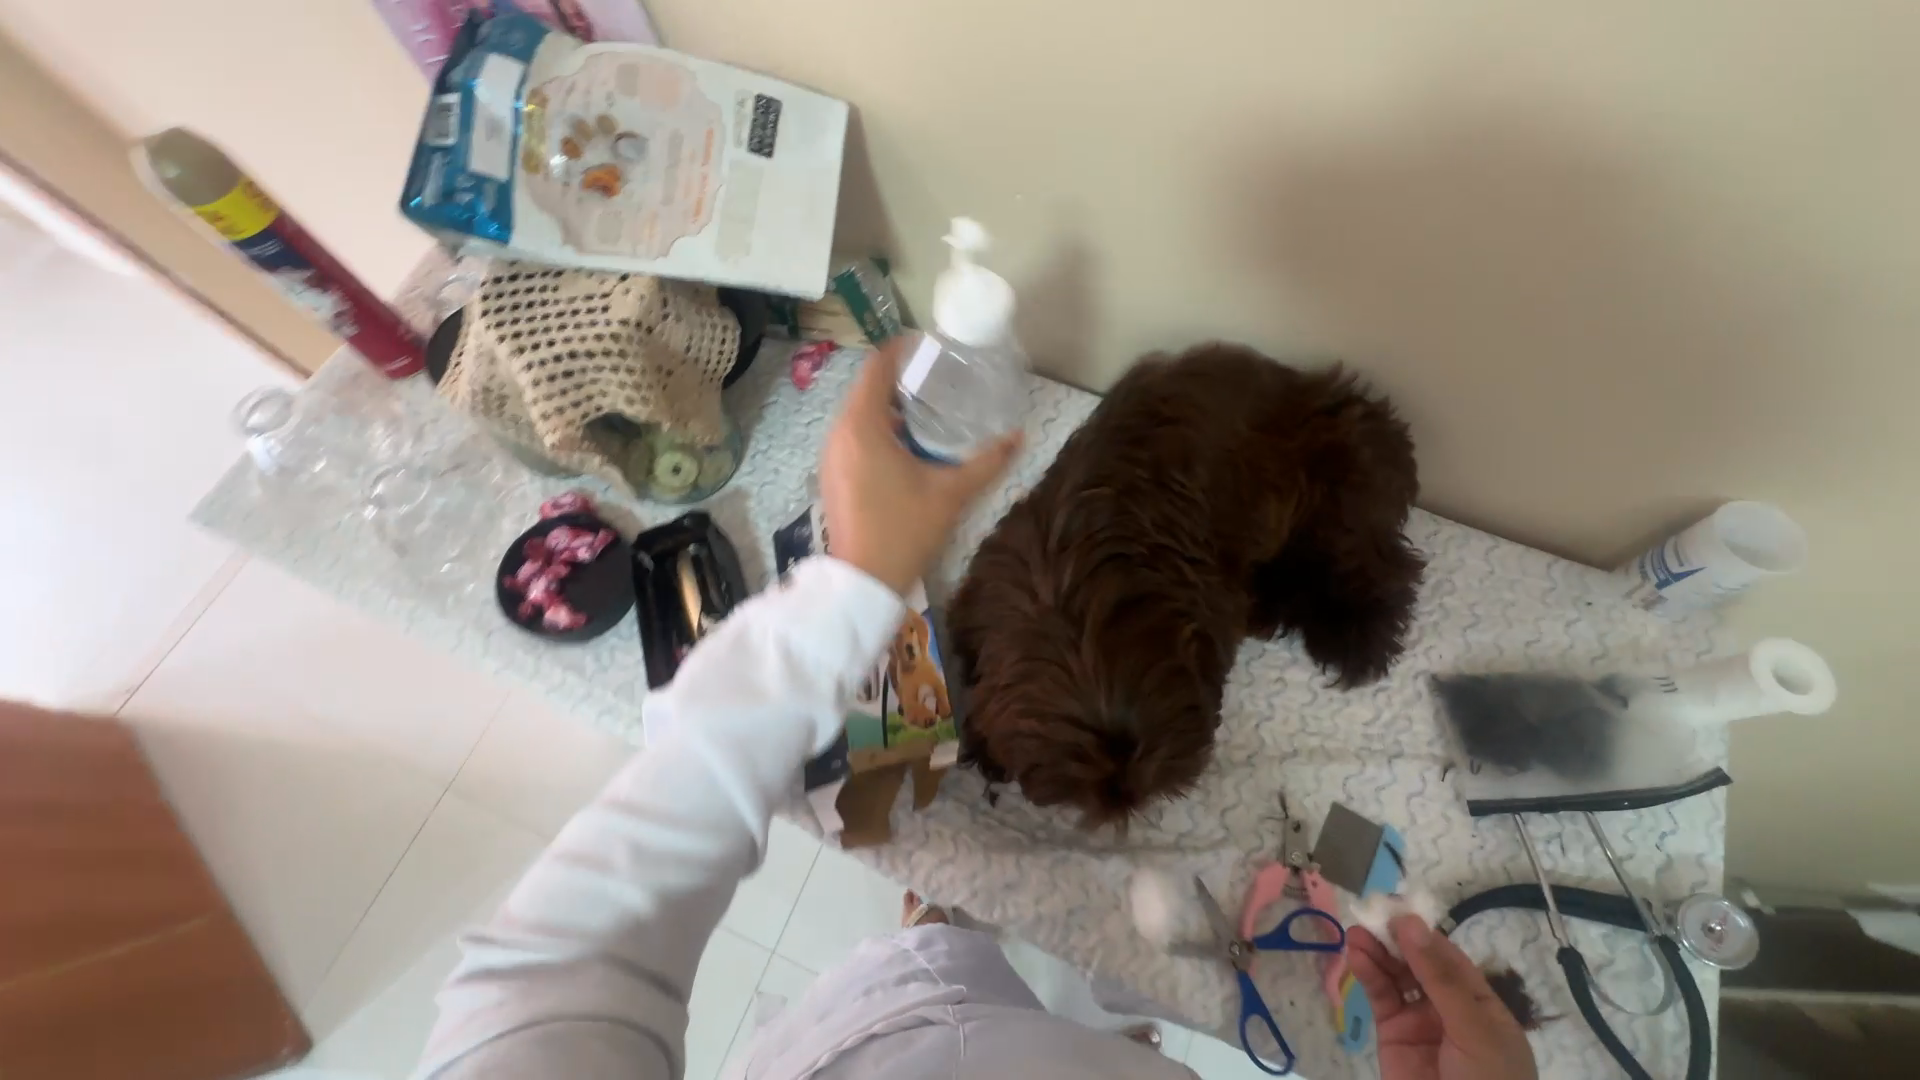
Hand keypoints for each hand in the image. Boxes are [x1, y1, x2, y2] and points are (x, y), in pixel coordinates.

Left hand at [821, 341, 1021, 595]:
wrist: (864, 583)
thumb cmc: (905, 530)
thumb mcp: (951, 494)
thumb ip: (986, 462)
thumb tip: (1018, 438)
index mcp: (862, 426)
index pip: (877, 366)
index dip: (903, 350)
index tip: (932, 350)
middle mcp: (839, 433)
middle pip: (867, 388)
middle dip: (901, 380)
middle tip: (939, 380)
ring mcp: (831, 456)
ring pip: (859, 414)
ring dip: (889, 407)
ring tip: (928, 409)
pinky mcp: (832, 475)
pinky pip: (853, 437)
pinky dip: (877, 430)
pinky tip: (907, 446)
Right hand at [1347, 915, 1537, 1079]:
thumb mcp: (1475, 1033)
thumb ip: (1441, 978)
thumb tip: (1410, 922)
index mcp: (1482, 1008)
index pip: (1449, 959)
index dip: (1422, 934)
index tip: (1396, 910)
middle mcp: (1450, 1010)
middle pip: (1418, 962)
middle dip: (1394, 939)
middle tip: (1370, 916)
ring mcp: (1419, 1021)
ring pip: (1394, 975)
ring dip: (1375, 951)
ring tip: (1356, 933)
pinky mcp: (1392, 1033)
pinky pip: (1379, 995)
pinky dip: (1366, 973)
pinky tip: (1356, 956)